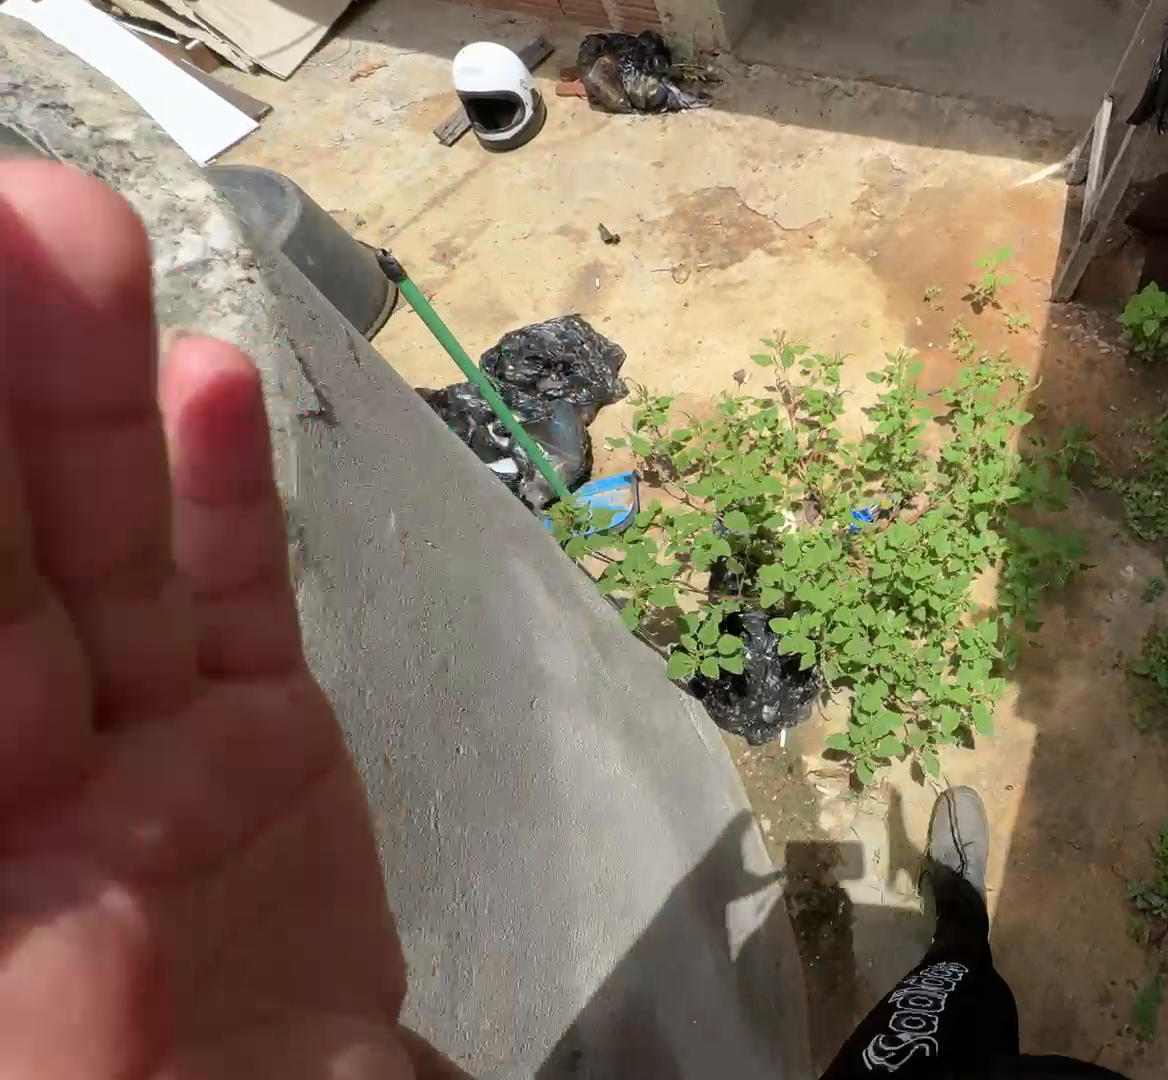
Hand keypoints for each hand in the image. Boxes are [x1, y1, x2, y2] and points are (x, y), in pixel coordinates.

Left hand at [0, 163, 410, 1077]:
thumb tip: (15, 679)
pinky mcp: (262, 733)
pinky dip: (221, 498)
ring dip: (86, 401)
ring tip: (93, 253)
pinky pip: (232, 602)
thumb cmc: (127, 1078)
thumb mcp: (29, 986)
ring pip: (91, 553)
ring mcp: (132, 743)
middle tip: (7, 213)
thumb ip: (9, 849)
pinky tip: (211, 388)